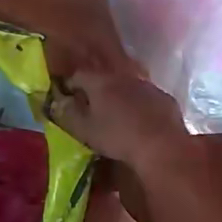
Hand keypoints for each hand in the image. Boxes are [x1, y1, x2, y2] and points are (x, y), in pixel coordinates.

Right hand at [47, 70, 186, 166]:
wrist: (161, 146)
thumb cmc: (117, 137)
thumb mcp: (84, 130)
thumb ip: (68, 114)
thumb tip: (57, 102)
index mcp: (101, 83)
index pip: (79, 75)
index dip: (69, 85)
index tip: (65, 96)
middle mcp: (124, 78)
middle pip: (104, 79)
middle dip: (94, 91)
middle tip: (89, 108)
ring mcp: (147, 87)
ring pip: (126, 88)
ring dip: (117, 98)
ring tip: (114, 116)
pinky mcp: (164, 99)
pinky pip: (145, 99)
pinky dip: (137, 106)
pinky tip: (138, 122)